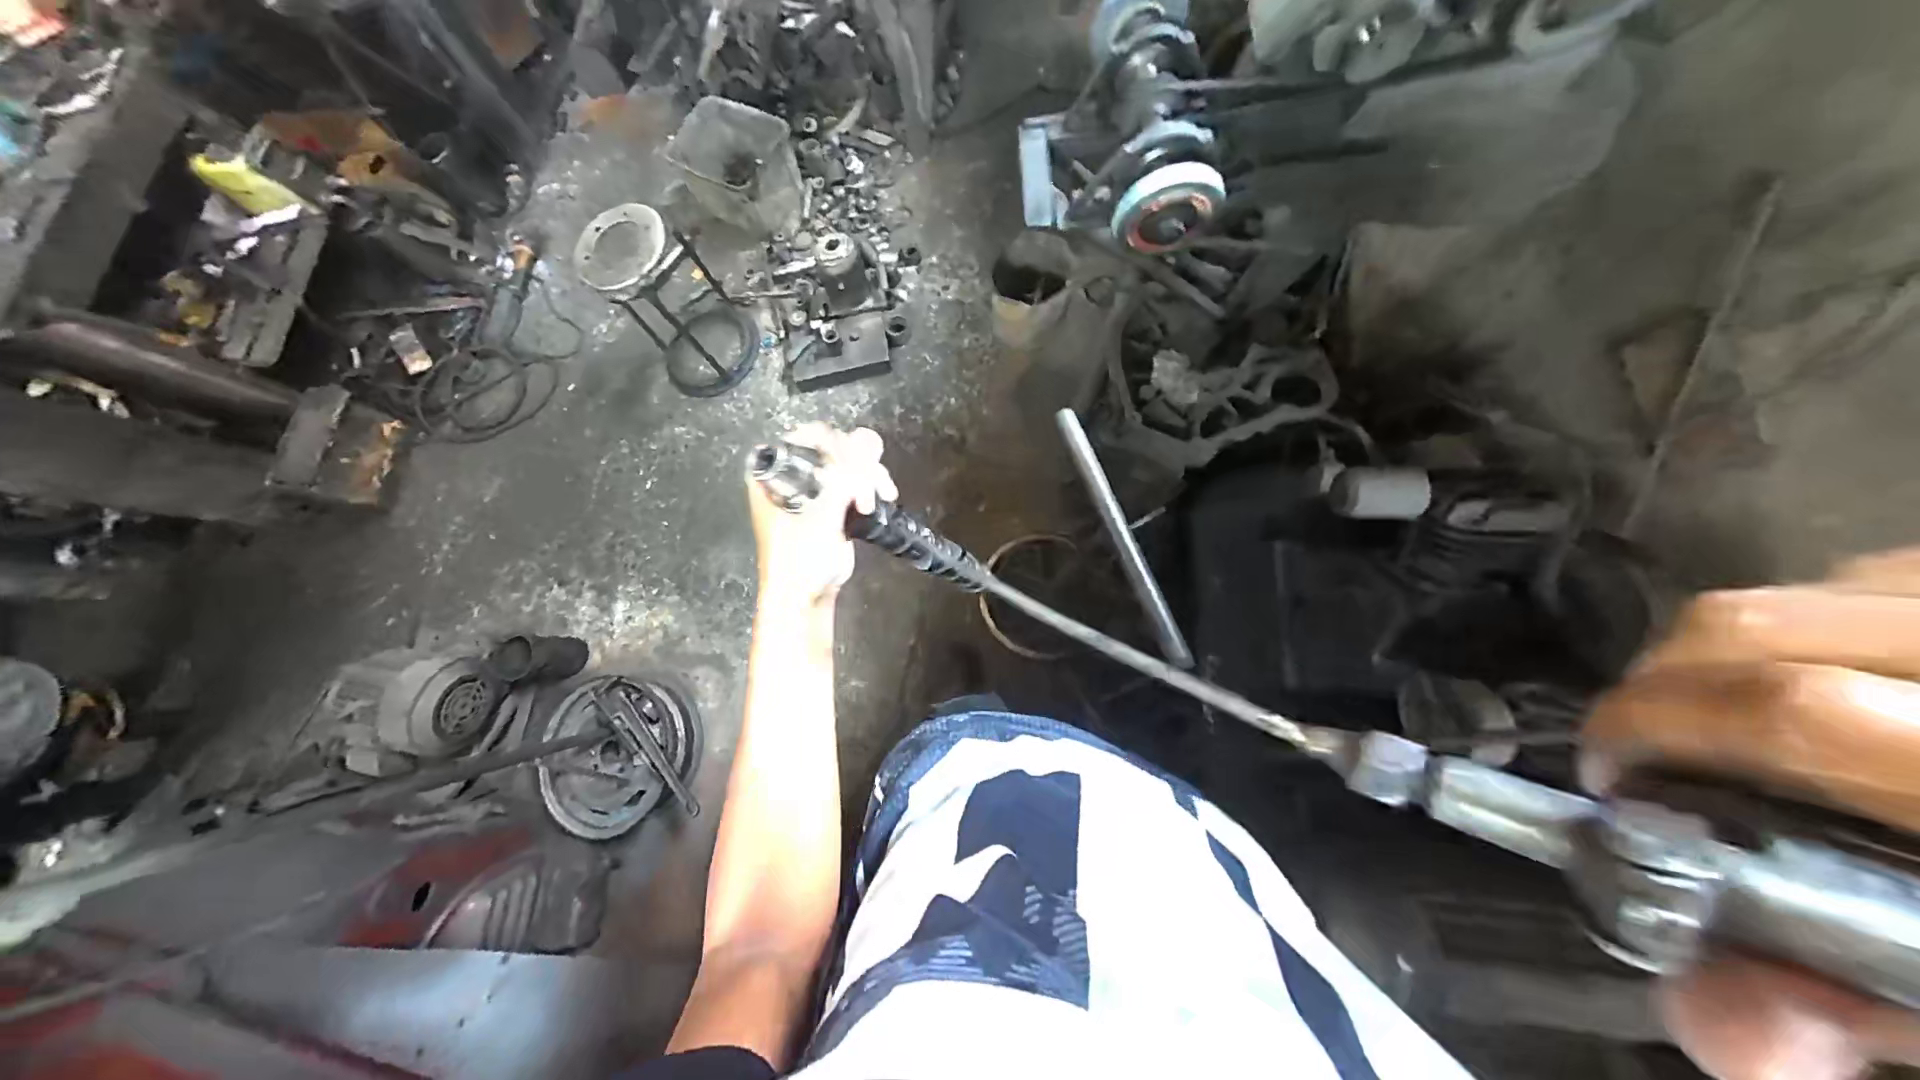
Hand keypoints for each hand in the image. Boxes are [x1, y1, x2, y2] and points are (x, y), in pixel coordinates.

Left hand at [745, 424, 896, 606]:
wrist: (806, 593)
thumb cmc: (798, 558)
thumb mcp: (818, 518)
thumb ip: (839, 484)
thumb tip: (864, 459)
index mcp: (774, 472)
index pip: (805, 436)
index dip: (830, 444)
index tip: (849, 464)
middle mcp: (794, 472)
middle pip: (833, 443)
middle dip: (857, 461)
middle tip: (866, 486)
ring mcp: (818, 485)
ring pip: (852, 457)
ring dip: (871, 472)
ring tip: (880, 495)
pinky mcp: (838, 500)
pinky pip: (861, 477)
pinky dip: (875, 482)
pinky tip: (885, 495)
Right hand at [1583, 549, 1919, 1078]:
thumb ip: (1842, 1015)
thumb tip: (1709, 1014)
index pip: (1785, 712)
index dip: (1652, 731)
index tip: (1611, 783)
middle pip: (1746, 626)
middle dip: (1654, 688)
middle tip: (1641, 753)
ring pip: (1788, 594)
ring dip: (1720, 660)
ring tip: (1728, 730)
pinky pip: (1854, 579)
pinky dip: (1797, 633)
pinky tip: (1822, 689)